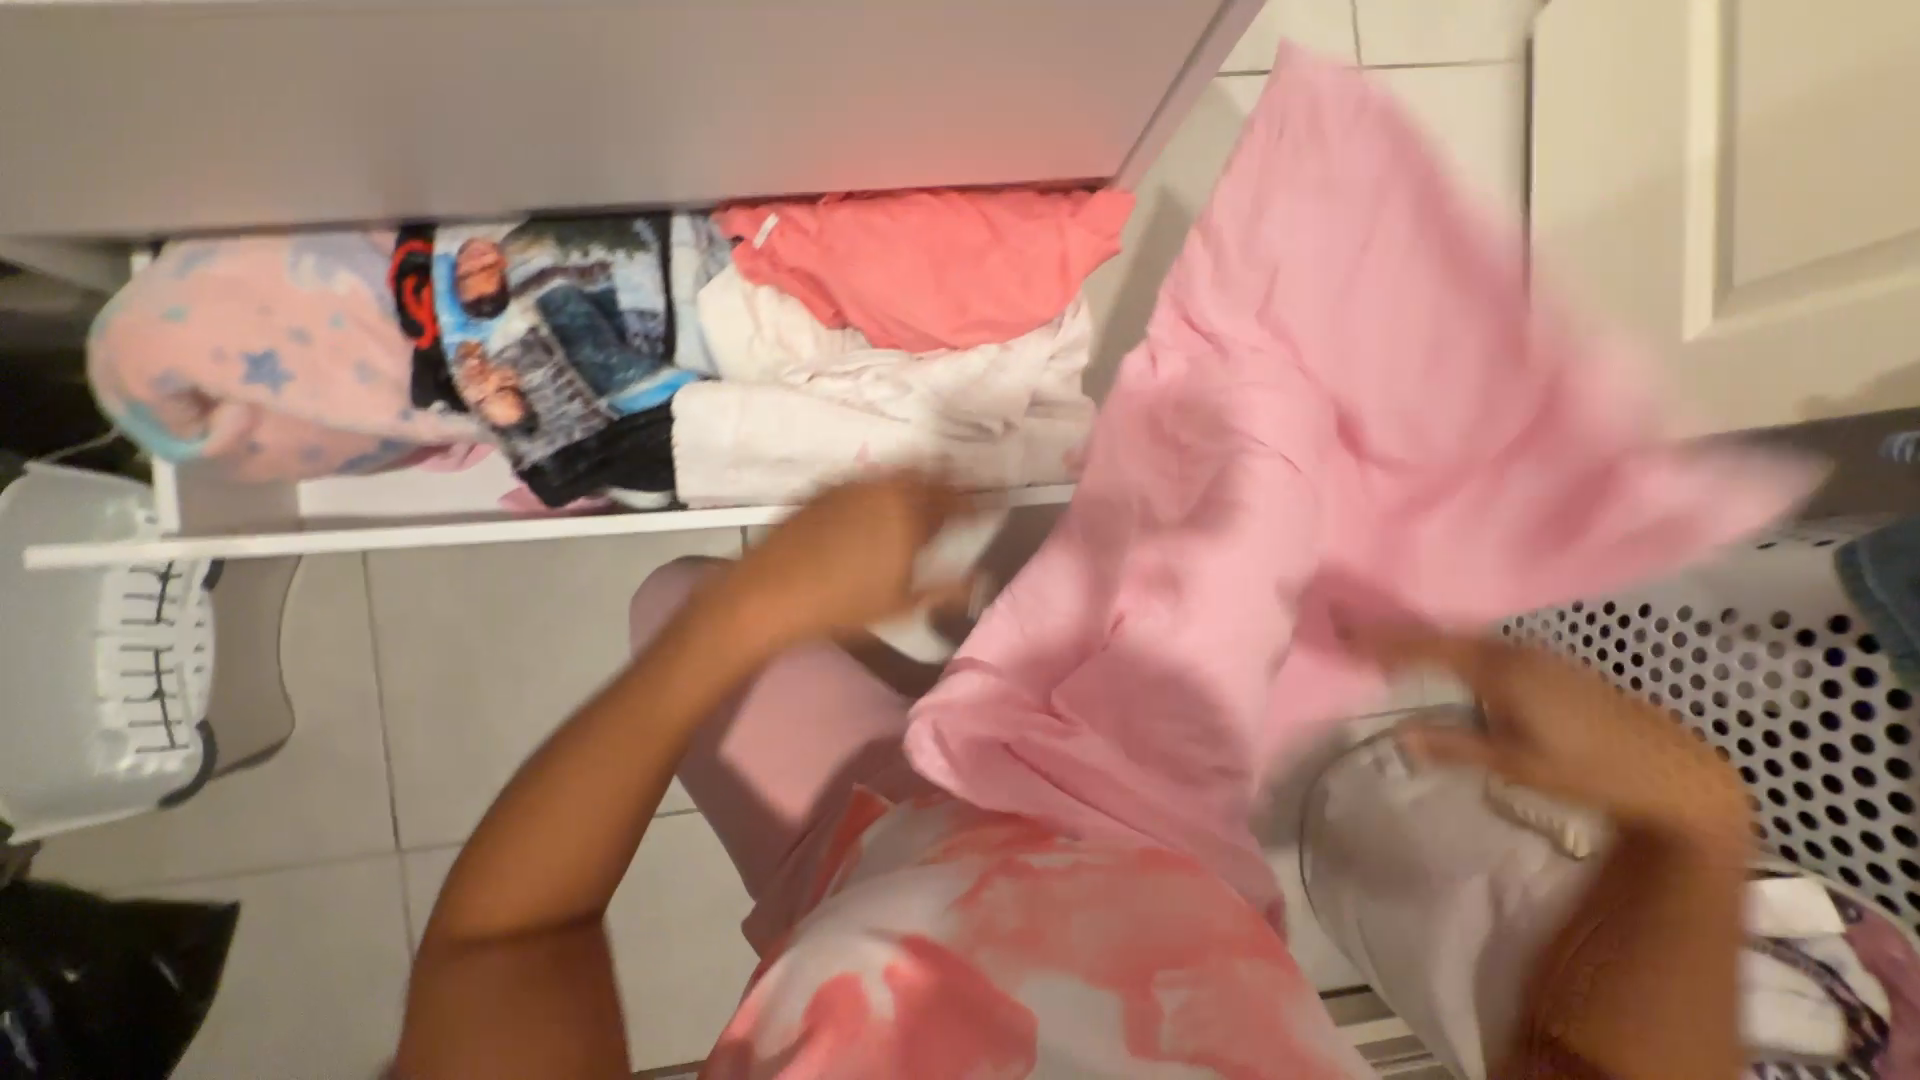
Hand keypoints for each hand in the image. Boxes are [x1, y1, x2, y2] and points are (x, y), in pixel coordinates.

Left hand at [708, 472, 975, 649]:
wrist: (768, 593)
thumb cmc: (841, 606)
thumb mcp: (902, 605)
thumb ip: (948, 589)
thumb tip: (981, 580)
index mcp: (912, 515)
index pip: (959, 500)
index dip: (978, 504)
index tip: (990, 509)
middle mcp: (886, 489)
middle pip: (931, 475)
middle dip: (950, 484)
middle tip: (959, 500)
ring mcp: (853, 484)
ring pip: (899, 473)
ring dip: (918, 480)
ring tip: (922, 501)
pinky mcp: (825, 489)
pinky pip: (869, 479)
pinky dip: (885, 486)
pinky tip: (878, 507)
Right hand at [1358, 628, 1749, 842]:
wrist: (1679, 774)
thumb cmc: (1593, 772)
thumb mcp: (1517, 765)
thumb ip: (1456, 747)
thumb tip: (1399, 735)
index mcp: (1501, 671)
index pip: (1426, 647)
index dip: (1381, 640)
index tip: (1340, 630)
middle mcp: (1517, 652)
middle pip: (1443, 636)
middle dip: (1396, 634)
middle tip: (1352, 632)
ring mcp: (1540, 656)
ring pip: (1466, 641)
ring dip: (1426, 641)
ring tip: (1388, 647)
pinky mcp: (1555, 667)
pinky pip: (1487, 648)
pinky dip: (1454, 649)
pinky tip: (1446, 662)